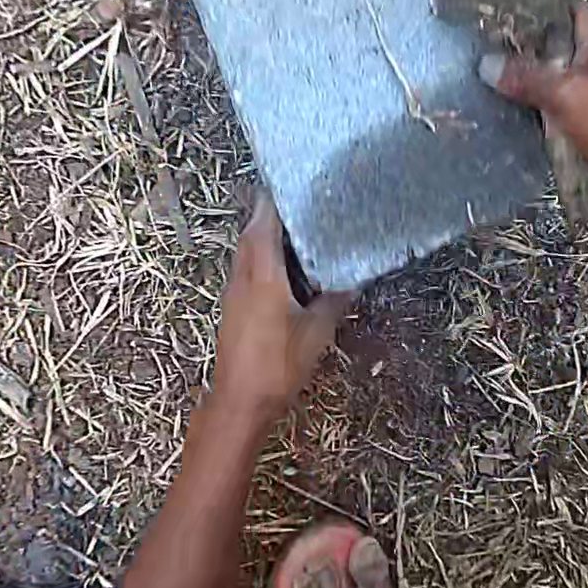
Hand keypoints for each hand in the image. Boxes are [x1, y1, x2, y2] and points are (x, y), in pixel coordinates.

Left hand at [211, 194, 354, 424]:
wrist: (240, 401)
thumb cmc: (278, 364)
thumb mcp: (317, 332)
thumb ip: (335, 300)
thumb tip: (354, 279)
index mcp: (261, 274)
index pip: (263, 221)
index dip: (277, 199)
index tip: (298, 186)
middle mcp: (242, 276)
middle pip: (252, 232)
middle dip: (273, 215)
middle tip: (304, 207)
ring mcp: (234, 293)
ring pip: (247, 251)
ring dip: (267, 237)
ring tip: (300, 234)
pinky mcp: (234, 308)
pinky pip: (248, 270)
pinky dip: (264, 259)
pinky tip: (286, 271)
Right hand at [479, 7, 587, 199]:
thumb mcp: (569, 94)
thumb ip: (528, 79)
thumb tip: (487, 66)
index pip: (552, 15)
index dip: (521, 22)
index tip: (485, 34)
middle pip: (546, 52)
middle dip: (515, 61)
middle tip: (475, 68)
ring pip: (548, 84)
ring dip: (523, 93)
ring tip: (482, 93)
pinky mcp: (587, 119)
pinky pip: (553, 112)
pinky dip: (535, 117)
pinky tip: (507, 121)